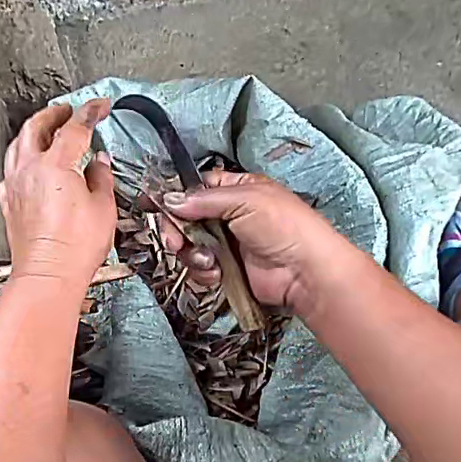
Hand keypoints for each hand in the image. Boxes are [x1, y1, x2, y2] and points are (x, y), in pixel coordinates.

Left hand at [0, 100, 116, 287]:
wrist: (50, 274)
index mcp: (56, 166)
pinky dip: (22, 158)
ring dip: (33, 131)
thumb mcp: (104, 208)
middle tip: (67, 109)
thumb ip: (101, 179)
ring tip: (46, 129)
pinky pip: (11, 168)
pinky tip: (29, 163)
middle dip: (53, 114)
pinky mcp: (9, 202)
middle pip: (37, 128)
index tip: (99, 105)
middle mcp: (30, 170)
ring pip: (18, 145)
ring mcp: (15, 185)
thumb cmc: (76, 247)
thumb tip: (99, 164)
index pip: (75, 128)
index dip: (89, 112)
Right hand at [159, 171, 359, 312]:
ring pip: (190, 246)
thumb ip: (204, 199)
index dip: (176, 196)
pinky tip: (218, 274)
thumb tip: (168, 199)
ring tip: (209, 260)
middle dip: (177, 230)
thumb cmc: (283, 226)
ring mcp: (229, 244)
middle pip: (187, 219)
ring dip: (192, 254)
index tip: (155, 206)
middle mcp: (230, 215)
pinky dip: (204, 273)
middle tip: (175, 242)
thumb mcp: (246, 199)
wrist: (305, 271)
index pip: (197, 187)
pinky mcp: (229, 271)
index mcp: (239, 189)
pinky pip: (202, 269)